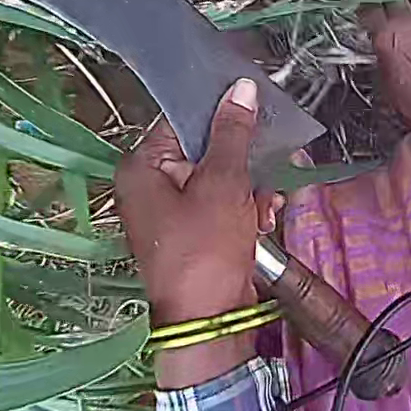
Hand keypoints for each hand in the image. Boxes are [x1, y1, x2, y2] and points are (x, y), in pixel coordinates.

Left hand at [115, 78, 281, 388]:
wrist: (209, 321)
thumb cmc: (205, 249)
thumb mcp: (223, 183)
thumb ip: (233, 134)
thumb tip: (241, 89)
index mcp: (142, 168)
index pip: (181, 121)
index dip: (219, 114)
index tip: (253, 107)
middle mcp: (150, 186)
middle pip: (203, 150)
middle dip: (241, 161)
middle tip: (268, 161)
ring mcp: (170, 212)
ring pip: (217, 179)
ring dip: (248, 188)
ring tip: (264, 204)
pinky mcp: (192, 232)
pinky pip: (219, 205)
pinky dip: (242, 209)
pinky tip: (262, 219)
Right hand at [362, 2, 410, 157]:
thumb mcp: (385, 80)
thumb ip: (381, 55)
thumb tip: (382, 49)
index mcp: (386, 35)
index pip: (369, 10)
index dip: (366, 12)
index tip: (367, 13)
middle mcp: (407, 21)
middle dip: (386, 6)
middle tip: (385, 14)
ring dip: (409, 7)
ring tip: (408, 17)